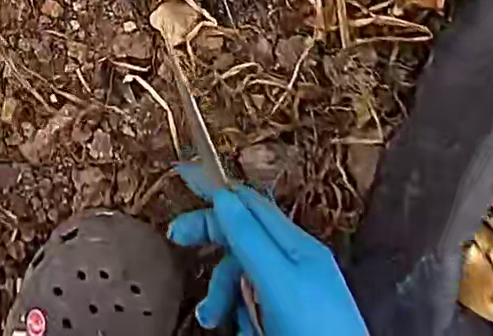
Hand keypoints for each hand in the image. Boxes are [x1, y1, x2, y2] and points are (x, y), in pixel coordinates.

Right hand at [167, 172, 368, 335]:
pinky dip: (240, 315)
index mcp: (295, 245)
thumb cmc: (315, 333)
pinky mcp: (286, 323)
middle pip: (241, 235)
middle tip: (176, 241)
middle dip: (209, 238)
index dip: (215, 186)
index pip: (248, 201)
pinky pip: (251, 307)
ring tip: (211, 320)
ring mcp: (291, 296)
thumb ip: (250, 237)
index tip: (182, 173)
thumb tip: (222, 195)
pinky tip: (244, 331)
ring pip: (242, 275)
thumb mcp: (279, 282)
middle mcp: (293, 264)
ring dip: (221, 292)